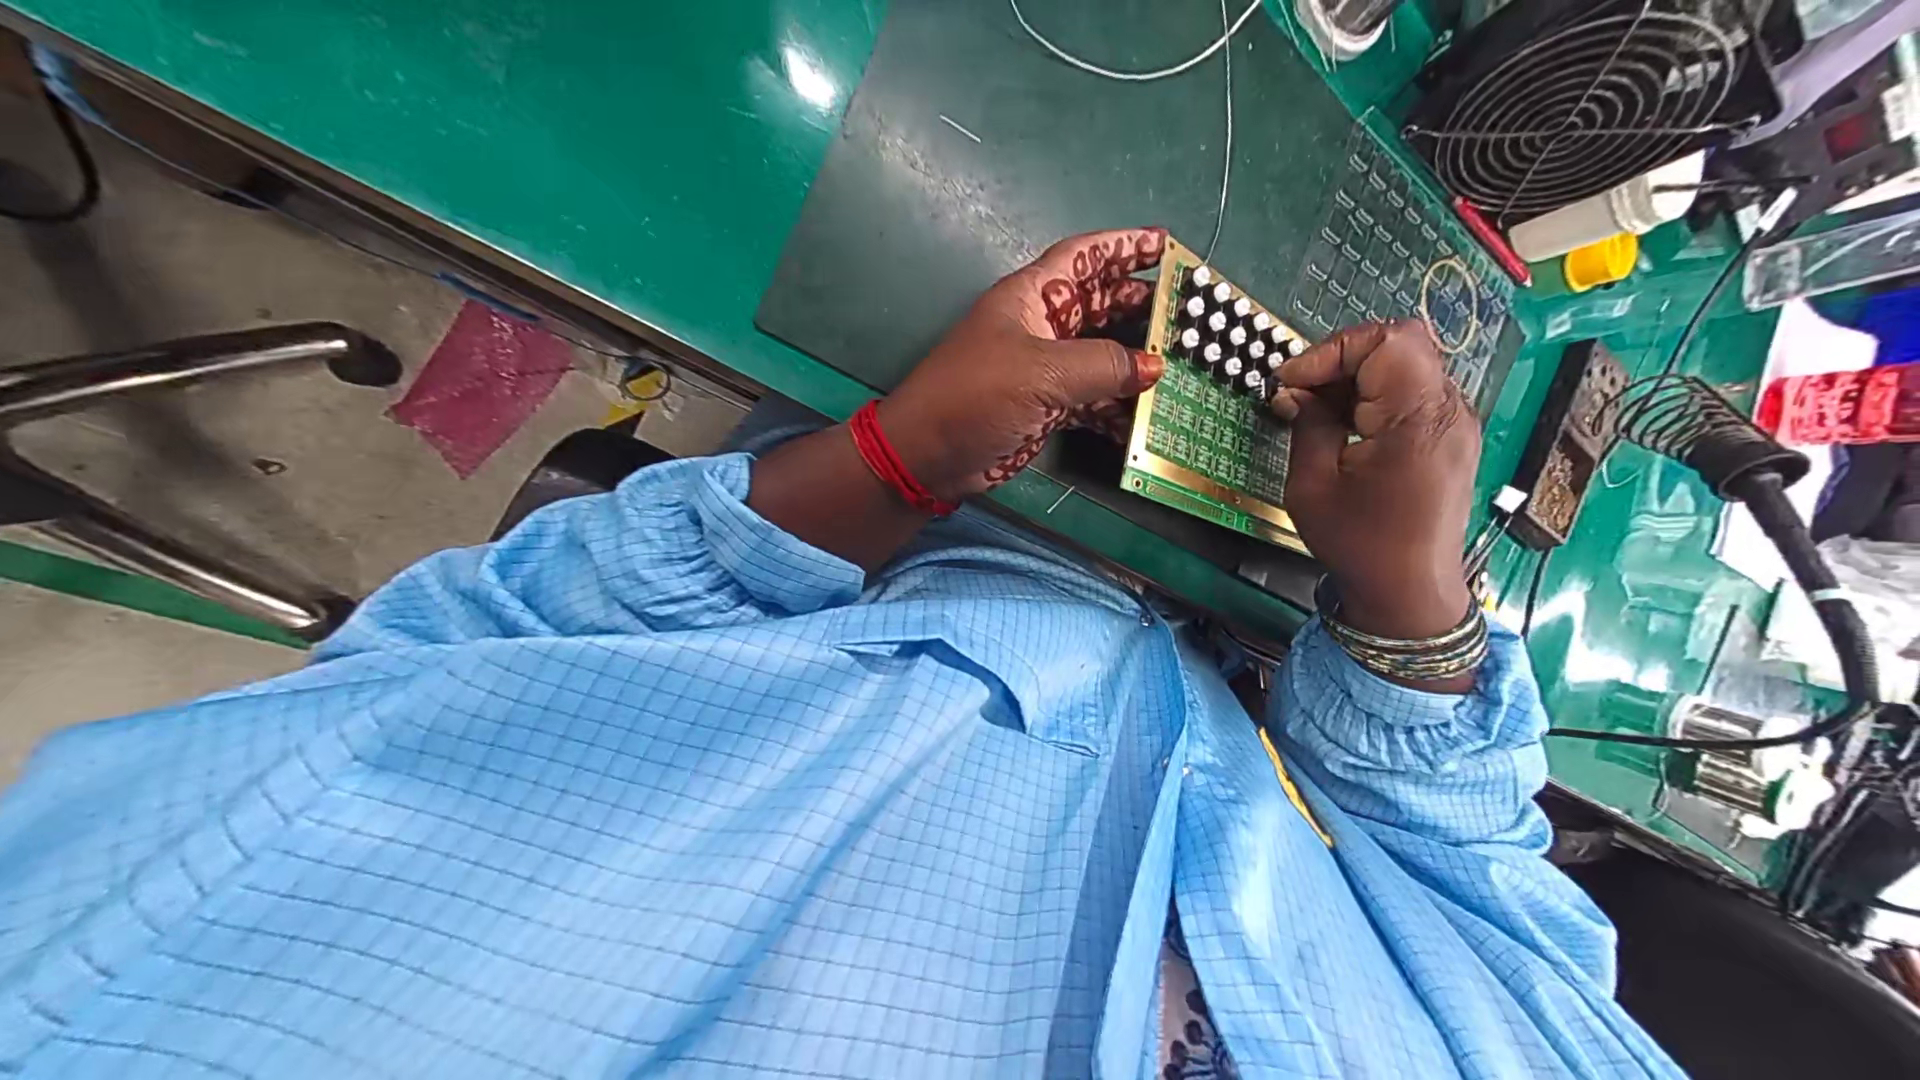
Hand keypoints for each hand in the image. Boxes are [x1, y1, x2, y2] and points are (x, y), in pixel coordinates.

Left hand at [878, 227, 1169, 500]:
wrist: (930, 455)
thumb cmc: (976, 397)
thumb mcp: (1042, 372)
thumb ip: (1103, 365)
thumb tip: (1154, 367)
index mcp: (1031, 298)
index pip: (1084, 258)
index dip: (1124, 246)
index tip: (1166, 244)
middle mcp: (1041, 328)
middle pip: (1100, 305)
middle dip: (1140, 305)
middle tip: (1187, 312)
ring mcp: (1044, 371)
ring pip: (1100, 356)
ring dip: (1135, 361)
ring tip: (1178, 366)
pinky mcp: (1045, 408)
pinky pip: (1091, 399)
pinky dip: (1116, 406)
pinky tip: (1144, 415)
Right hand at [1270, 318, 1478, 642]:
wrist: (1409, 590)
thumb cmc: (1358, 542)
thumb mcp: (1312, 485)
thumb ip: (1307, 426)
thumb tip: (1296, 392)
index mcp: (1417, 419)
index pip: (1387, 341)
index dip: (1332, 350)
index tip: (1291, 381)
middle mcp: (1449, 411)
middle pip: (1401, 344)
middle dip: (1341, 359)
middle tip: (1301, 391)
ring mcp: (1455, 423)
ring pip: (1406, 365)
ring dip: (1355, 378)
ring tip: (1316, 410)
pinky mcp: (1450, 437)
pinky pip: (1411, 394)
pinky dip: (1373, 396)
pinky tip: (1343, 426)